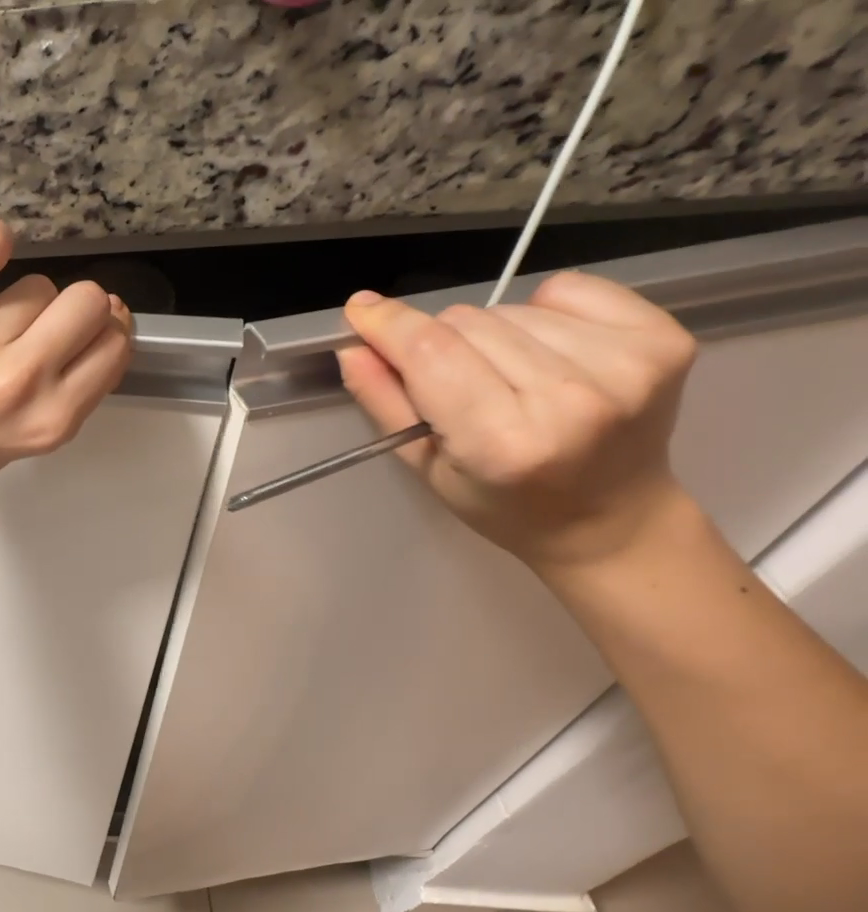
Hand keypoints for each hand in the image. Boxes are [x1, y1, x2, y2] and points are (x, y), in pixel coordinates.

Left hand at [0, 218, 133, 524]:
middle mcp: (19, 380)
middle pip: (86, 301)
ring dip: (20, 301)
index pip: (113, 345)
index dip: (102, 334)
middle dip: (71, 312)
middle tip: (32, 334)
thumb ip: (71, 387)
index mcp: (50, 419)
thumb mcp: (27, 439)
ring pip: (36, 284)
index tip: (78, 339)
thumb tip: (108, 315)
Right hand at [338, 271, 699, 570]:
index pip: (432, 353)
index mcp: (503, 443)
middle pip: (468, 323)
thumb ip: (386, 402)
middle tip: (458, 384)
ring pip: (511, 307)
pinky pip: (569, 289)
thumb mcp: (427, 466)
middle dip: (443, 343)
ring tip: (510, 377)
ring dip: (494, 333)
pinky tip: (552, 352)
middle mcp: (570, 400)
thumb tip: (355, 344)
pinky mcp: (661, 339)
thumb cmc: (504, 503)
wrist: (610, 519)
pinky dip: (545, 310)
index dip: (390, 325)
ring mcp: (624, 366)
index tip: (362, 310)